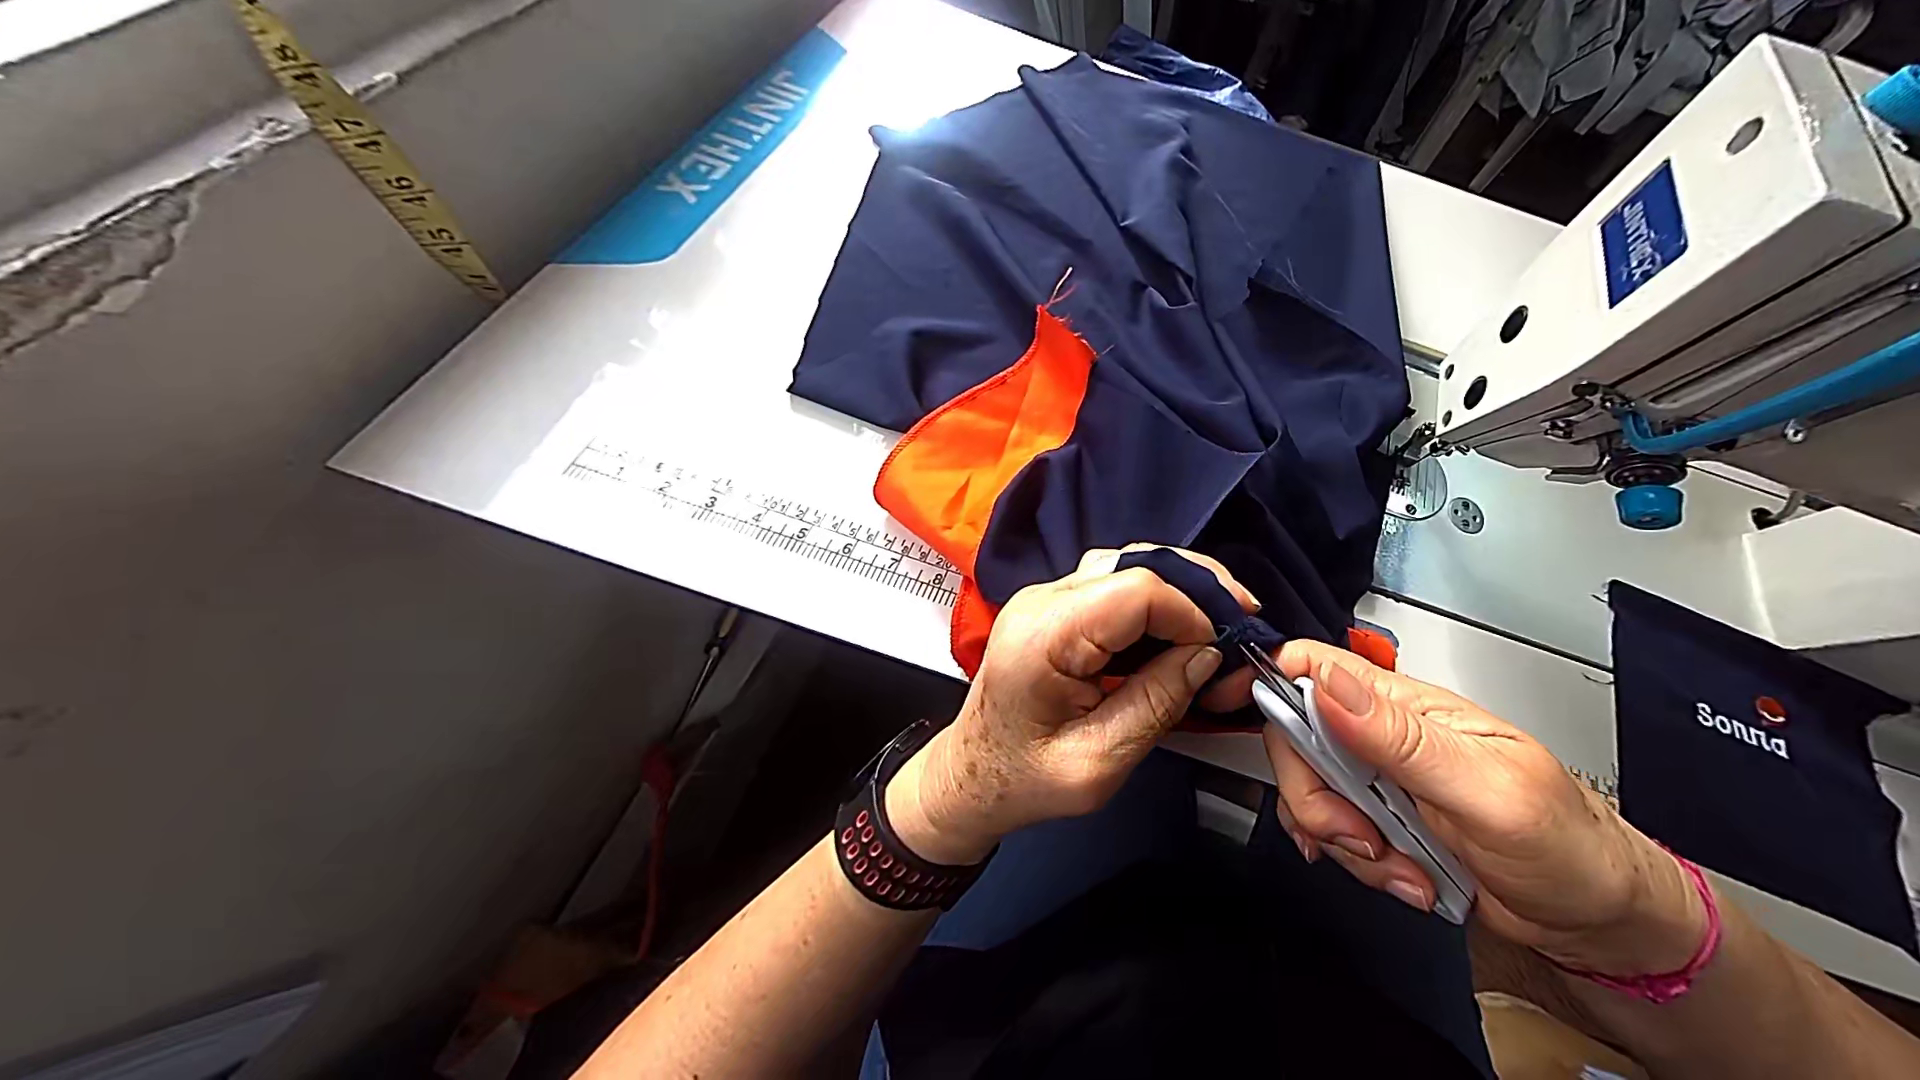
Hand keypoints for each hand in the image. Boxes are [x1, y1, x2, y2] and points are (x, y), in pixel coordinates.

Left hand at [885, 546, 1255, 863]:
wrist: (972, 773)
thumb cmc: (1022, 778)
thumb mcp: (1098, 762)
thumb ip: (1156, 703)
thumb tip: (1207, 655)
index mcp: (1043, 635)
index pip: (1137, 589)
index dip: (1194, 612)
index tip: (1223, 651)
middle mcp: (1041, 601)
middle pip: (1136, 564)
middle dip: (1198, 590)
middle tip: (1241, 624)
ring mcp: (1044, 598)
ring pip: (1128, 566)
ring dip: (1180, 592)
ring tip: (1218, 628)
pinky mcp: (1053, 607)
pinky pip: (1114, 585)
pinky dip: (1155, 603)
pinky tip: (1181, 629)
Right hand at [1210, 638, 1706, 976]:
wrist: (1597, 918)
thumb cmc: (1568, 847)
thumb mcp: (1488, 791)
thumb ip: (1403, 737)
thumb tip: (1328, 683)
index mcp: (1404, 705)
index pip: (1312, 664)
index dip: (1266, 676)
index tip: (1234, 706)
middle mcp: (1379, 732)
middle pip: (1292, 737)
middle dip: (1312, 796)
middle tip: (1358, 835)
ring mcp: (1373, 776)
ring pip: (1305, 789)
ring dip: (1341, 839)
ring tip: (1401, 867)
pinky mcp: (1373, 815)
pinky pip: (1325, 827)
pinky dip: (1350, 858)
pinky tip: (1396, 873)